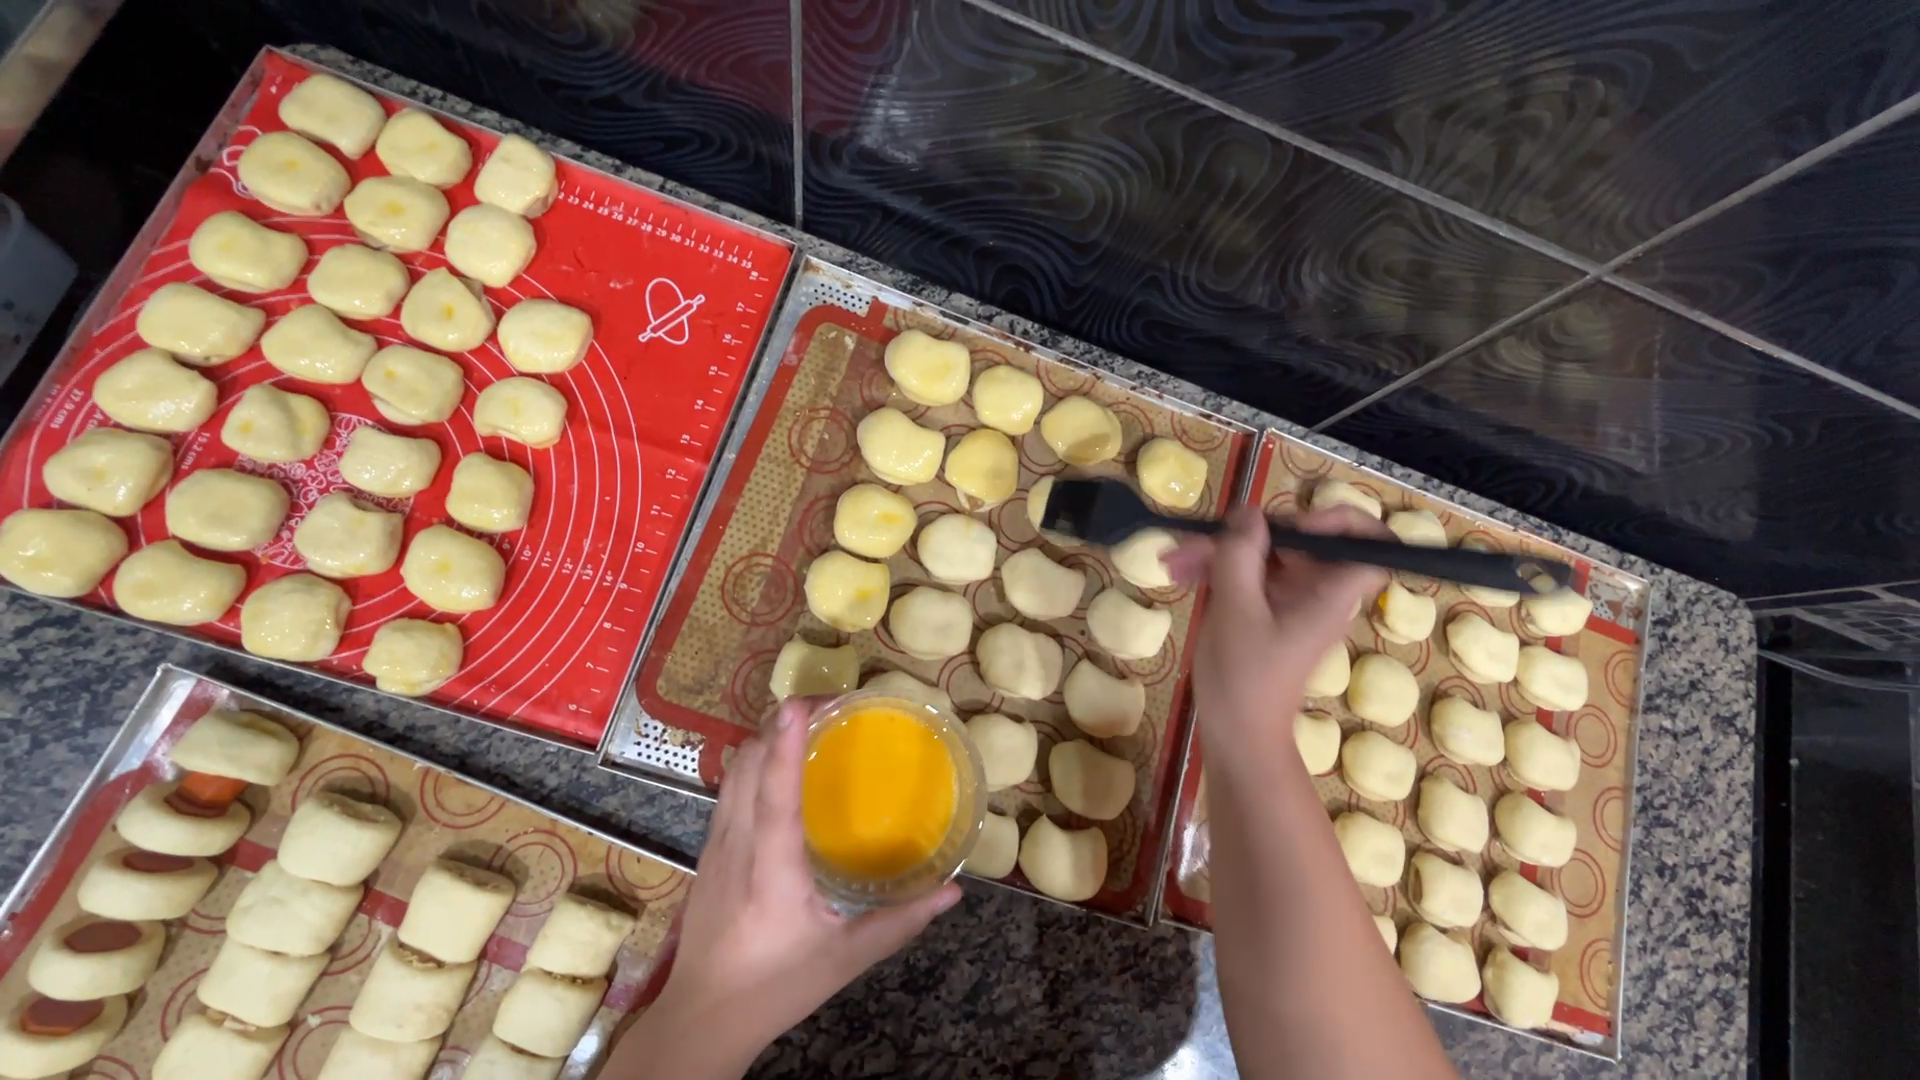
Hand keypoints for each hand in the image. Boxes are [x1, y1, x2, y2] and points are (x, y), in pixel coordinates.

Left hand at [616, 697, 960, 1077]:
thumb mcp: (845, 960)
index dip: (785, 746)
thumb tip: (953, 891)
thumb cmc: (776, 986)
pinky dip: (754, 761)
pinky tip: (779, 765)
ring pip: (734, 772)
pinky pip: (729, 789)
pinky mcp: (708, 850)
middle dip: (781, 724)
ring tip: (807, 723)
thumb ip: (900, 923)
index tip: (799, 704)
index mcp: (771, 870)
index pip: (775, 796)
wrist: (701, 1017)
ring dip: (766, 738)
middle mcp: (737, 845)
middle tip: (830, 707)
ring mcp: (716, 845)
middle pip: (748, 766)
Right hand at [1166, 504, 1389, 736]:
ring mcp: (1290, 600)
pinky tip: (1180, 572)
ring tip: (1173, 560)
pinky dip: (1217, 570)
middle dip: (1246, 534)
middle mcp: (1317, 591)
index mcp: (1330, 593)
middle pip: (1297, 540)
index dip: (1339, 521)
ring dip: (1219, 551)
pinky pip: (1247, 575)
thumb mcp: (1236, 610)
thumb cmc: (1244, 678)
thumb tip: (1248, 512)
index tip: (1295, 526)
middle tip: (1200, 540)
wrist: (1236, 736)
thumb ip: (1241, 555)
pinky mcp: (1265, 610)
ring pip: (1263, 555)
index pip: (1370, 543)